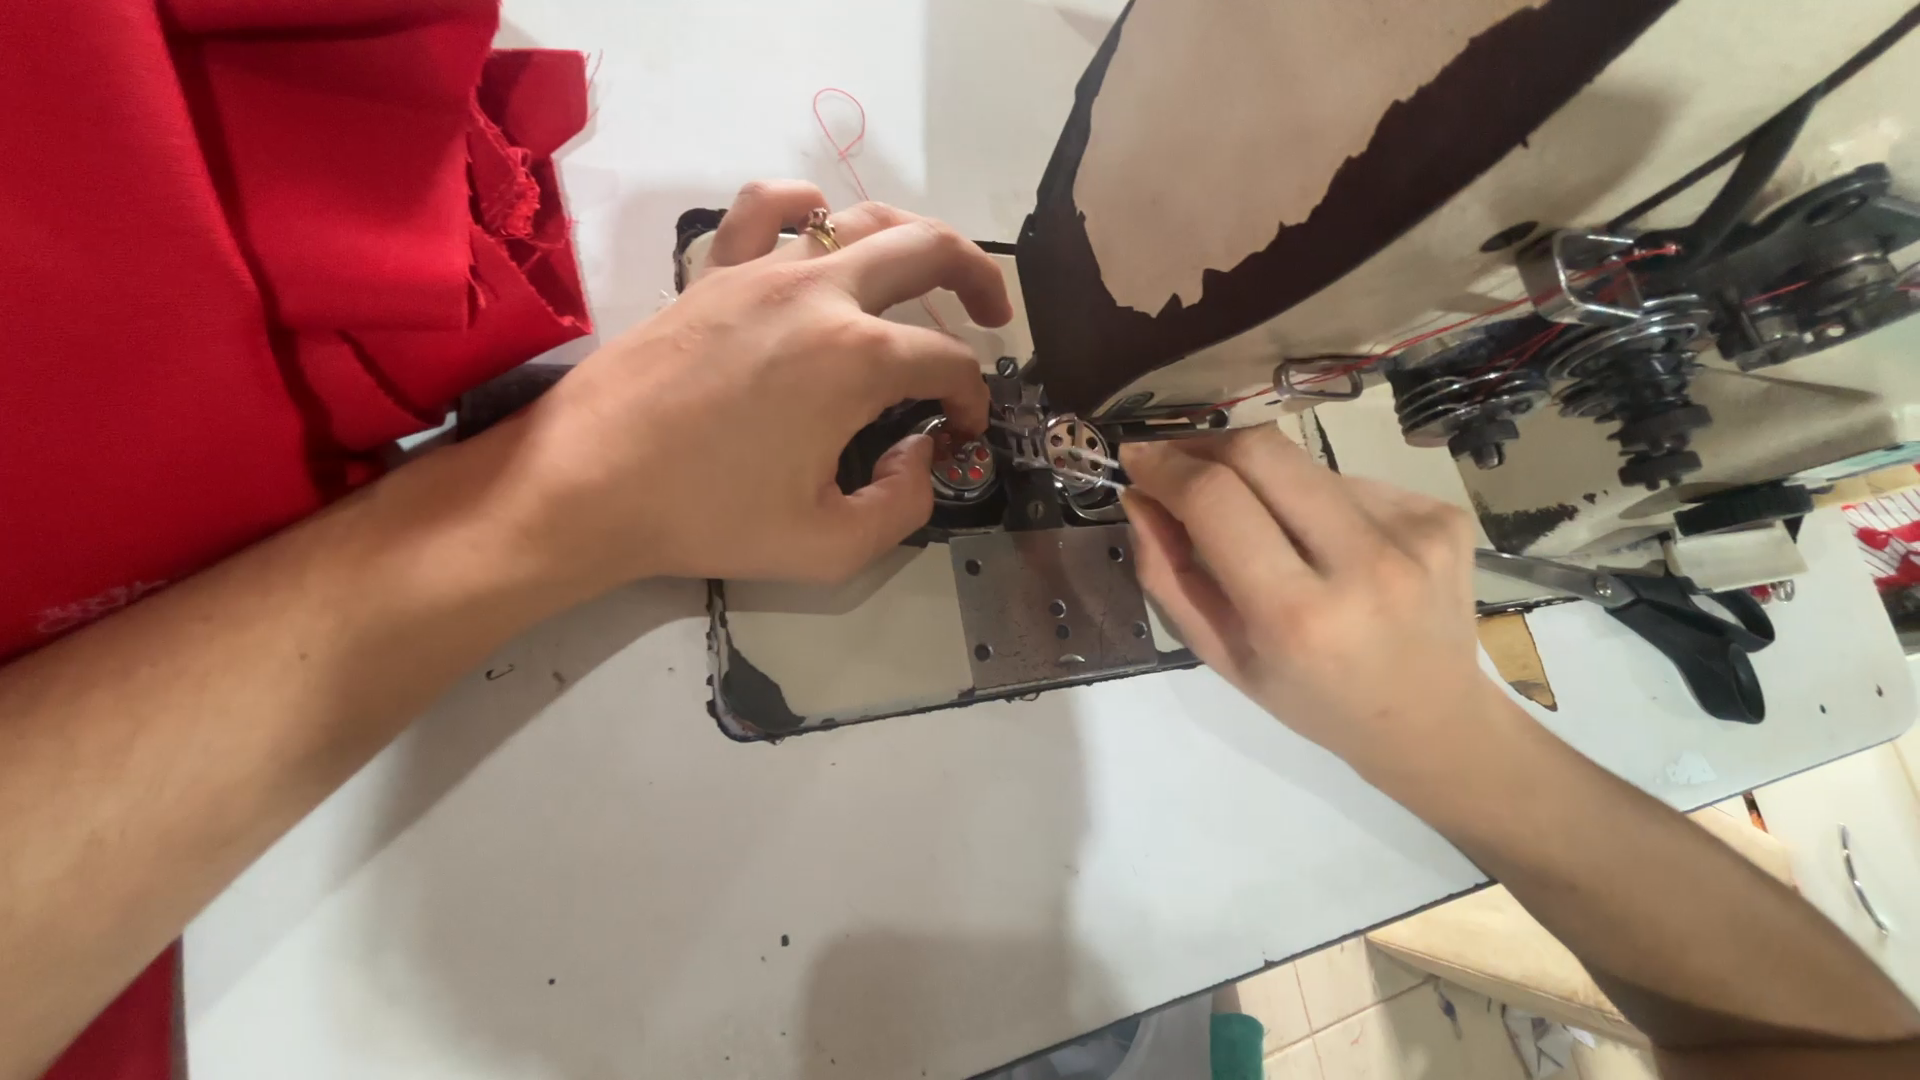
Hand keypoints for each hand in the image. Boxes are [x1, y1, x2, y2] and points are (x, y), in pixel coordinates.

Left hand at [503, 181, 1012, 589]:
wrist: (586, 485)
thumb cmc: (708, 519)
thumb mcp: (832, 547)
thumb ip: (906, 505)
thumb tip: (919, 453)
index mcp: (858, 360)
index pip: (950, 364)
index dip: (971, 401)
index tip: (958, 434)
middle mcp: (820, 295)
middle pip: (930, 251)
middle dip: (980, 280)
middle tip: (995, 315)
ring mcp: (762, 271)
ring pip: (861, 218)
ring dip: (912, 240)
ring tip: (928, 274)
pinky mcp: (714, 272)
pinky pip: (766, 207)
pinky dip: (804, 205)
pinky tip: (817, 225)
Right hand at [1120, 426, 1501, 770]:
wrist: (1432, 720)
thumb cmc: (1310, 698)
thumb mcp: (1221, 655)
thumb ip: (1168, 576)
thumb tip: (1138, 497)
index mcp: (1296, 615)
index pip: (1215, 500)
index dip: (1165, 466)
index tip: (1135, 457)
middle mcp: (1363, 562)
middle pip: (1261, 452)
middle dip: (1204, 446)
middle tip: (1178, 464)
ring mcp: (1414, 531)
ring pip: (1301, 464)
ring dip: (1260, 481)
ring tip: (1265, 529)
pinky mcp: (1442, 514)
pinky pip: (1346, 480)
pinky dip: (1311, 498)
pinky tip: (1322, 543)